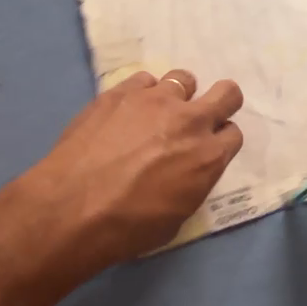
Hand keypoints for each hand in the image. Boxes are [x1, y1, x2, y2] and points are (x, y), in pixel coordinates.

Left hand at [23, 69, 243, 273]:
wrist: (73, 207)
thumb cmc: (129, 226)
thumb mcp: (178, 215)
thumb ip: (192, 182)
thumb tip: (188, 170)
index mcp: (209, 156)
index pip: (233, 134)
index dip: (220, 140)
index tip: (207, 148)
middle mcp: (190, 121)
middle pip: (227, 93)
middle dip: (220, 102)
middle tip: (199, 117)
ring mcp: (155, 100)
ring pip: (183, 79)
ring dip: (177, 95)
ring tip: (156, 113)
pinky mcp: (121, 91)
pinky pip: (144, 80)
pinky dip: (141, 94)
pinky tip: (126, 112)